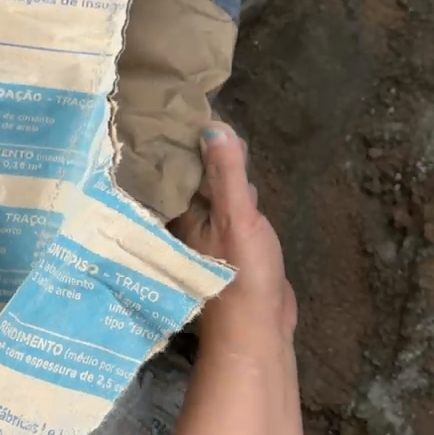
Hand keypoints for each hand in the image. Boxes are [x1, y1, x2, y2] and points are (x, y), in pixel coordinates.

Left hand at [172, 123, 296, 342]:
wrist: (260, 324)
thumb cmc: (242, 272)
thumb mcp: (238, 215)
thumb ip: (227, 173)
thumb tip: (213, 126)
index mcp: (177, 216)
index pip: (173, 169)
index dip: (178, 141)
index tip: (183, 109)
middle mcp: (186, 223)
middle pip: (192, 179)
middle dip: (203, 154)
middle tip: (209, 117)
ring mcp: (209, 235)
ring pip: (213, 194)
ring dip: (223, 174)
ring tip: (230, 141)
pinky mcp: (231, 244)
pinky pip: (230, 209)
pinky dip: (237, 194)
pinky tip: (246, 184)